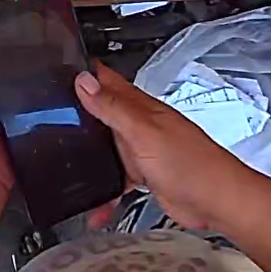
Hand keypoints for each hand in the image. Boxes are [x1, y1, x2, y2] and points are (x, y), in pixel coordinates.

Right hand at [74, 63, 254, 231]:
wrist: (218, 203)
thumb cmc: (192, 164)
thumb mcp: (143, 132)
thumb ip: (112, 107)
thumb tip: (84, 80)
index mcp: (140, 107)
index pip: (107, 80)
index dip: (84, 71)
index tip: (61, 68)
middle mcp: (139, 124)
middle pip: (101, 111)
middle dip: (78, 112)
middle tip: (52, 113)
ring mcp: (141, 148)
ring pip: (106, 144)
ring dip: (89, 152)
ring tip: (66, 159)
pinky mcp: (144, 172)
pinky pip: (116, 178)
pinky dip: (104, 190)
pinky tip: (95, 203)